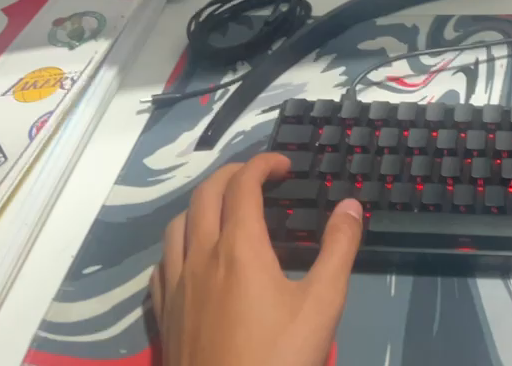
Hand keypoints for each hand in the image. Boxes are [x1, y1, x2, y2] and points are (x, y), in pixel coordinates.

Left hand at [151, 152, 363, 365]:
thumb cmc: (279, 362)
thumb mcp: (322, 306)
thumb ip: (339, 249)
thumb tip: (350, 205)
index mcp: (239, 249)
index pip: (243, 184)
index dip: (263, 164)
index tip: (285, 166)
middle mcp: (201, 259)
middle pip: (206, 194)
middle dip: (233, 174)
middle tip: (261, 179)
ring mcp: (176, 290)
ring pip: (178, 225)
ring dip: (203, 204)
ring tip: (228, 212)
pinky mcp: (164, 319)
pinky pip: (162, 264)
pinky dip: (180, 244)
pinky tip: (195, 260)